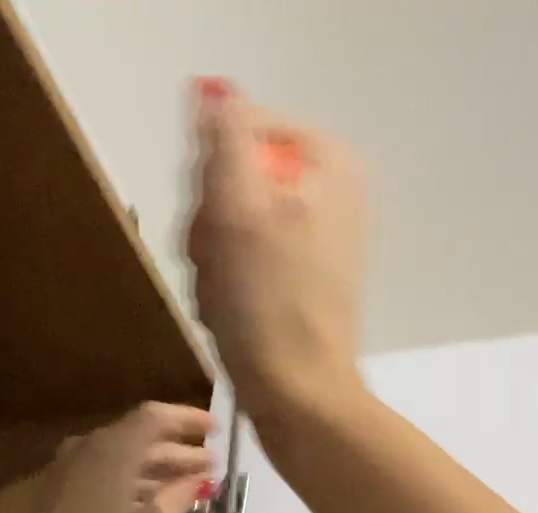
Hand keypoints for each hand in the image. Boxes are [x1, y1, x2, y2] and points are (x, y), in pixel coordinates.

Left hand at [8, 402, 217, 512]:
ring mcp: (68, 470)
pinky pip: (103, 474)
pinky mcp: (60, 492)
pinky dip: (131, 482)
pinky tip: (155, 500)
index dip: (188, 420)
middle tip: (211, 466)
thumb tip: (199, 480)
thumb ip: (178, 497)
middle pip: (138, 438)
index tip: (216, 431)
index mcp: (110, 449)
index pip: (154, 417)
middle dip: (177, 451)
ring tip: (192, 485)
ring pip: (120, 458)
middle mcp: (86, 449)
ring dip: (156, 469)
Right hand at [187, 79, 371, 429]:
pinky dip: (225, 282)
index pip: (238, 128)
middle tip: (214, 263)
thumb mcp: (237, 207)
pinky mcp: (301, 277)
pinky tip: (228, 309)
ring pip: (230, 222)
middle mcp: (330, 189)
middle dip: (209, 223)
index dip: (208, 176)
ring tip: (221, 295)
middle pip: (233, 178)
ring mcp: (316, 235)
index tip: (211, 221)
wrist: (296, 392)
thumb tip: (213, 94)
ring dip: (211, 258)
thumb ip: (223, 137)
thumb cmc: (265, 303)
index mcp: (328, 160)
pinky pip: (243, 258)